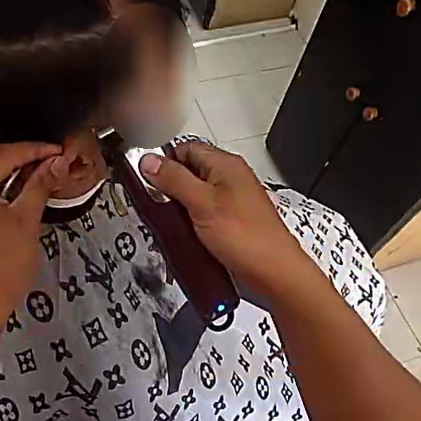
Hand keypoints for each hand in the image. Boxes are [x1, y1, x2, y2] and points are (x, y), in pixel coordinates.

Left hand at [0, 141, 63, 319]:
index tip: (57, 151)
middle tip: (42, 160)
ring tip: (30, 173)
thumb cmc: (3, 264)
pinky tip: (11, 190)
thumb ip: (40, 185)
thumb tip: (57, 162)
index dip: (34, 151)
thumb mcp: (26, 221)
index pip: (3, 155)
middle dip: (13, 154)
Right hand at [139, 142, 320, 297]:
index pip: (185, 148)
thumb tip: (149, 161)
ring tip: (172, 225)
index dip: (163, 161)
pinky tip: (187, 237)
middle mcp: (230, 179)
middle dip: (169, 189)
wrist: (273, 272)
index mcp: (225, 164)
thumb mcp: (202, 204)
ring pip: (195, 197)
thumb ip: (174, 180)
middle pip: (188, 173)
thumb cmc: (248, 238)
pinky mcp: (231, 223)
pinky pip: (204, 217)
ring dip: (180, 210)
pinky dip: (192, 225)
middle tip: (157, 206)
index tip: (146, 179)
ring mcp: (232, 202)